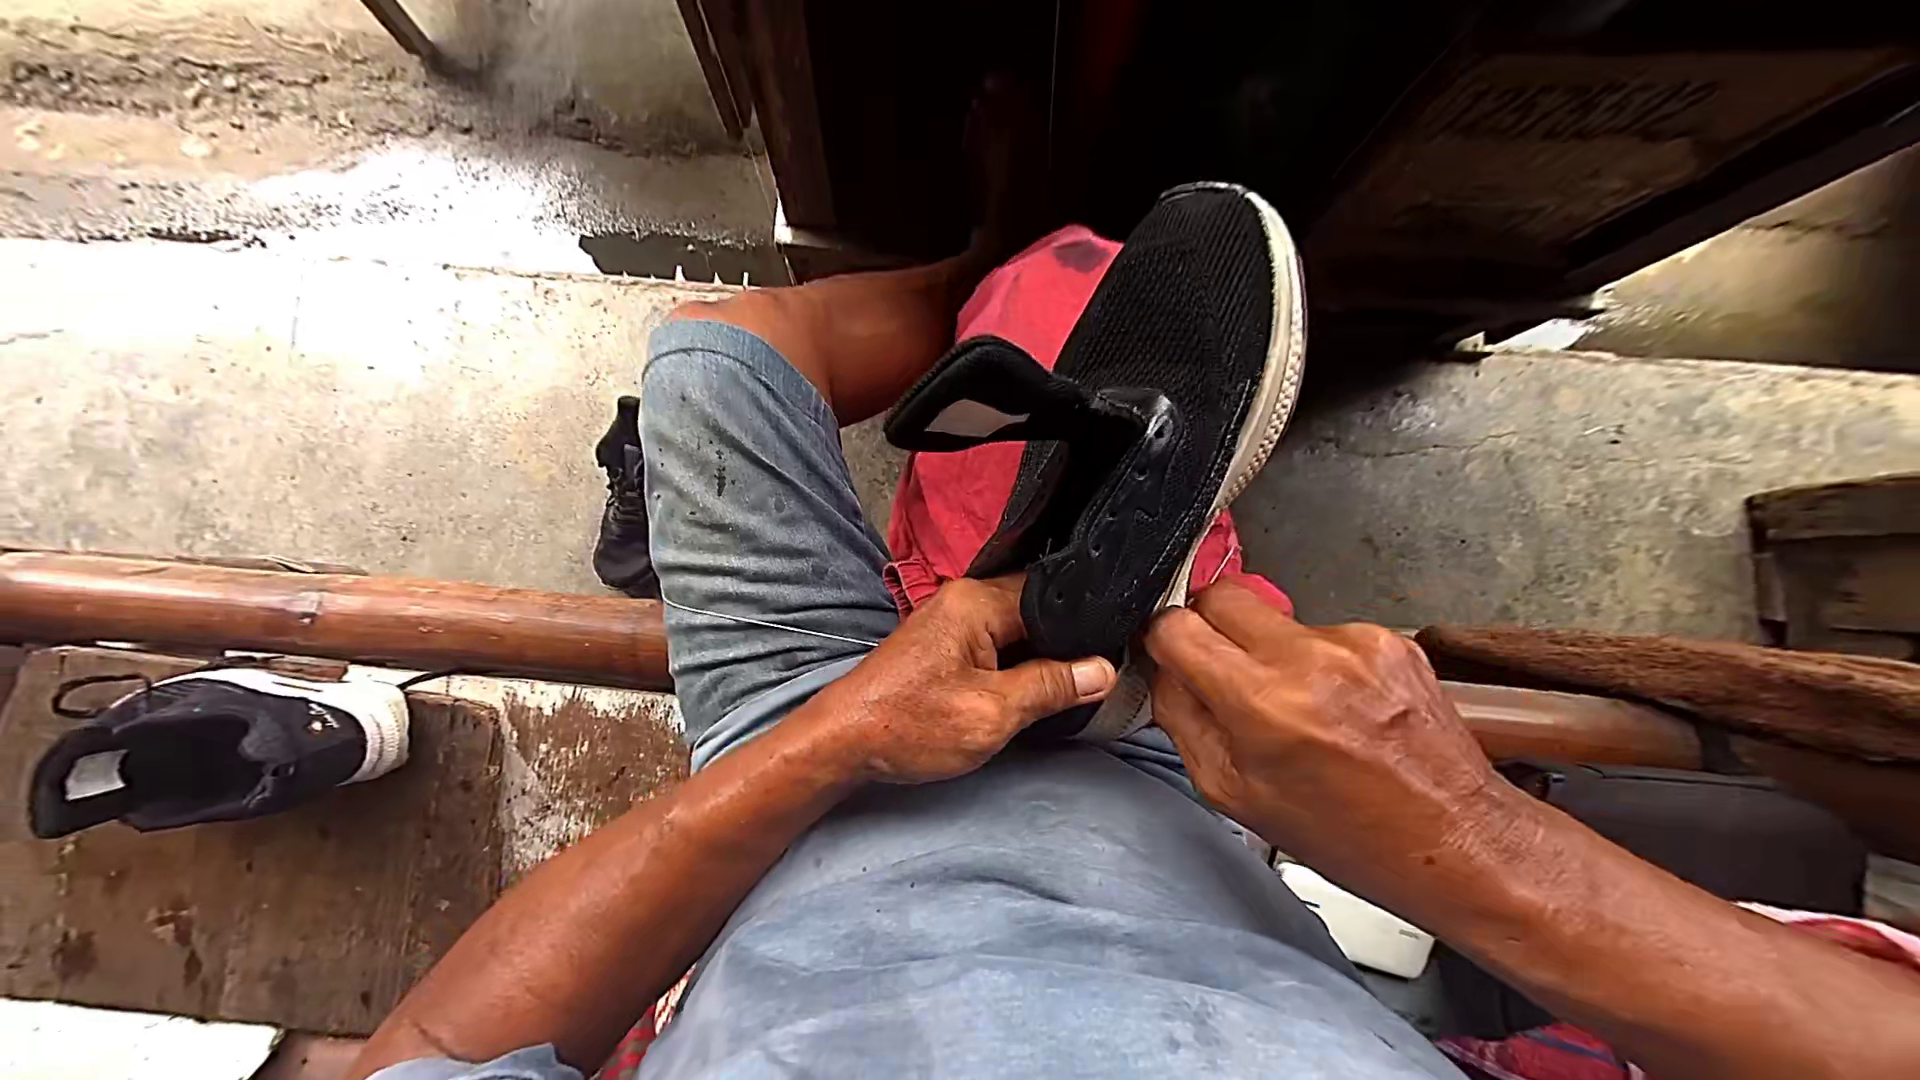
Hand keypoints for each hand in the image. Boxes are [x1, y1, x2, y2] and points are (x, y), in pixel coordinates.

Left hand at [808, 575, 1114, 784]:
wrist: (842, 740)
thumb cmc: (910, 725)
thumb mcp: (992, 712)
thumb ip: (1050, 686)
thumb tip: (1102, 670)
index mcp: (976, 601)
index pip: (1050, 595)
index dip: (1085, 623)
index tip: (1117, 647)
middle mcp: (963, 598)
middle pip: (1033, 607)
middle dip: (1064, 638)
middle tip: (1098, 669)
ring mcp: (950, 618)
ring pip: (1014, 625)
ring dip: (1038, 652)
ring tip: (1071, 679)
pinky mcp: (942, 642)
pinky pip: (993, 638)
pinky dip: (1013, 659)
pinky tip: (1028, 683)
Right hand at [1143, 575, 1522, 907]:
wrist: (1456, 838)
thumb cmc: (1344, 832)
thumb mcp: (1229, 791)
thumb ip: (1180, 717)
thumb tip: (1162, 670)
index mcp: (1263, 703)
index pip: (1176, 625)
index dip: (1161, 639)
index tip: (1168, 653)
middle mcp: (1309, 659)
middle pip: (1218, 593)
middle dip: (1204, 624)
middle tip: (1218, 666)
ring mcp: (1354, 641)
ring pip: (1266, 609)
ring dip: (1258, 643)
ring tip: (1287, 697)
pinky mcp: (1386, 637)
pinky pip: (1314, 627)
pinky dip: (1307, 656)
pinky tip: (1328, 698)